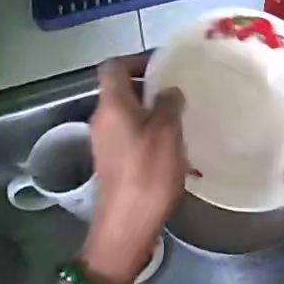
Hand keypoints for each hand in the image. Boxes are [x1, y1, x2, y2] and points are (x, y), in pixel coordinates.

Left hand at [82, 58, 185, 283]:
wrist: (128, 224)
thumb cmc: (148, 172)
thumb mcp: (168, 132)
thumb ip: (169, 104)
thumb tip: (168, 92)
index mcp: (112, 106)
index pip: (113, 67)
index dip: (136, 59)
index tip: (163, 65)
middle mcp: (102, 120)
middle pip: (120, 89)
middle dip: (149, 85)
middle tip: (179, 90)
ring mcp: (105, 142)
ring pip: (127, 112)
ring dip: (151, 109)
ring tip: (181, 115)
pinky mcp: (113, 161)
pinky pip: (130, 132)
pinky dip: (149, 129)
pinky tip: (172, 142)